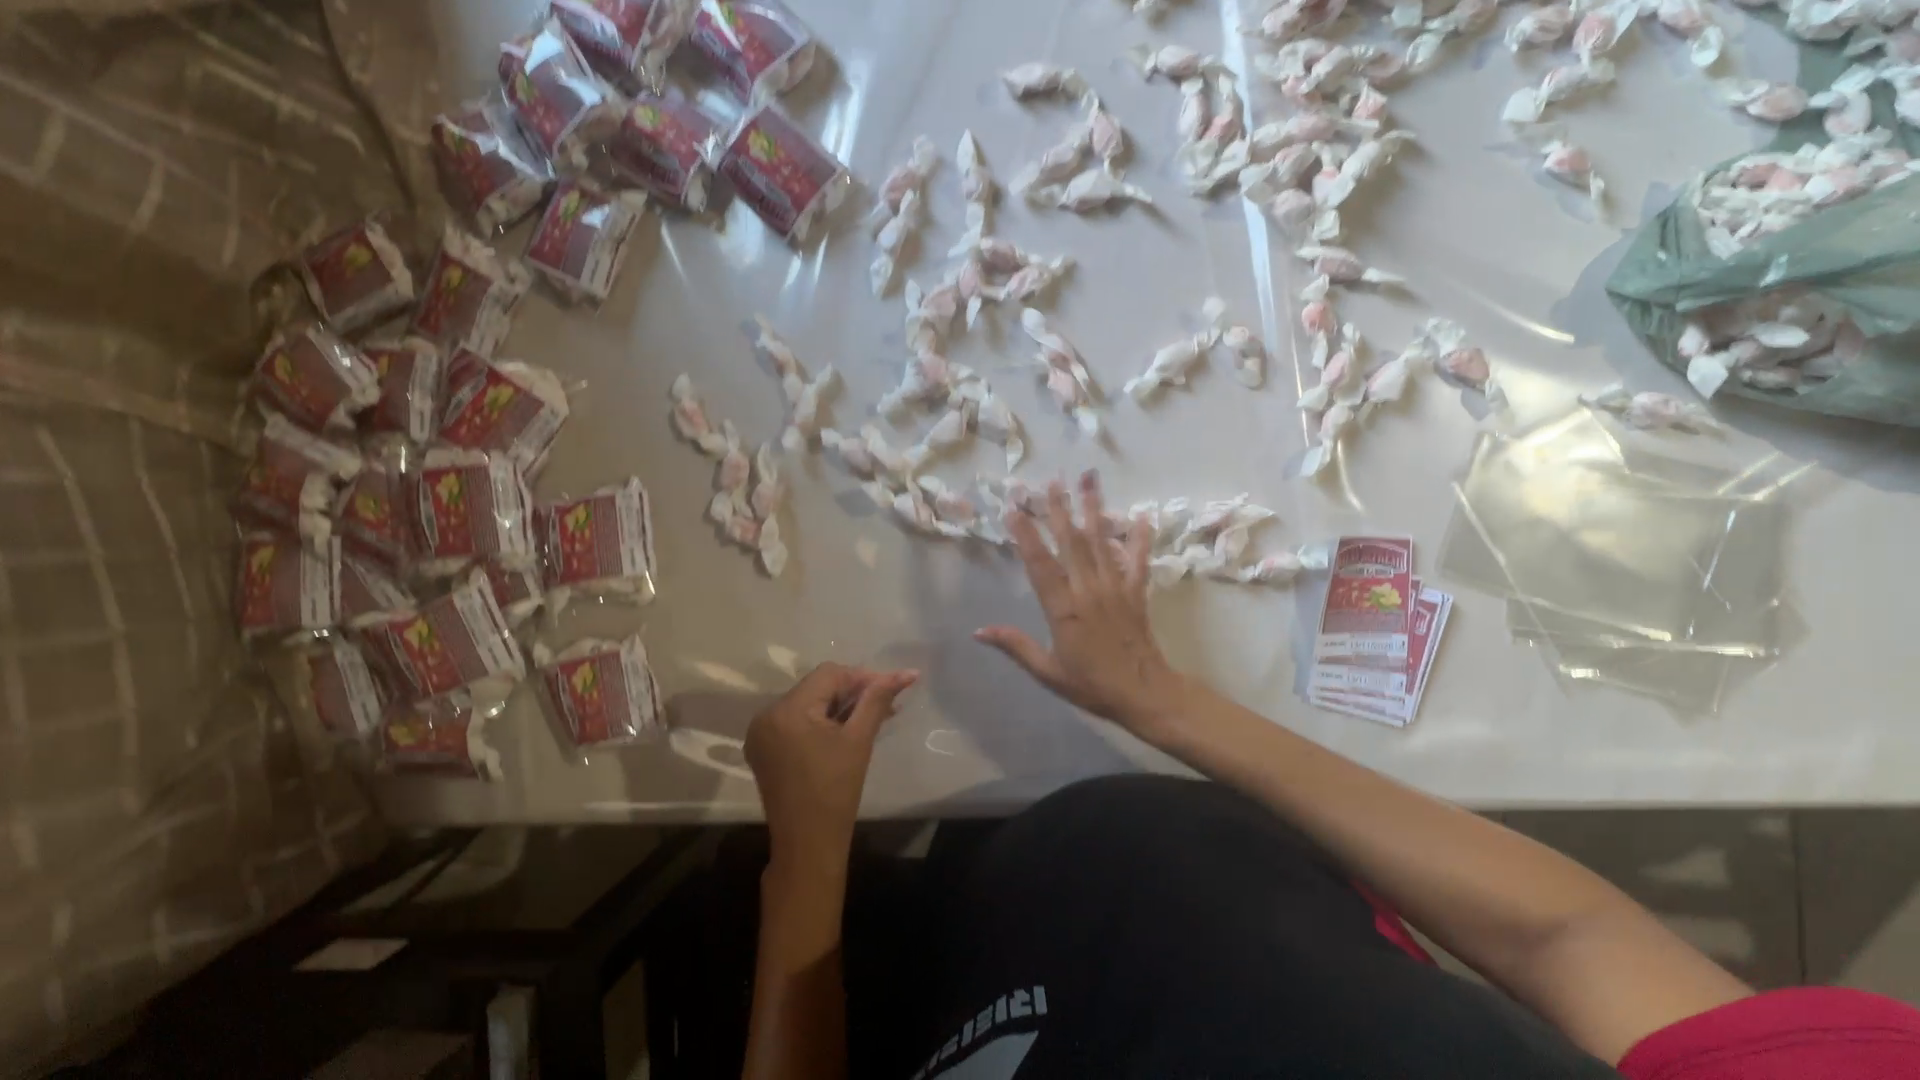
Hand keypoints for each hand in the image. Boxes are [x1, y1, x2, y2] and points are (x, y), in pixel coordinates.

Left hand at [745, 663, 918, 867]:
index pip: (829, 674)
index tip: (891, 690)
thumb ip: (878, 700)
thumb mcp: (859, 740)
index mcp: (787, 710)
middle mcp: (766, 715)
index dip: (862, 677)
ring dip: (836, 707)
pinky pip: (794, 722)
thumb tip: (906, 672)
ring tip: (868, 719)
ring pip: (806, 704)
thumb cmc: (837, 791)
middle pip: (816, 687)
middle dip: (851, 693)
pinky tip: (842, 733)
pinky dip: (818, 722)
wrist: (808, 843)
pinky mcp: (762, 749)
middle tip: (885, 706)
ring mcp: (760, 733)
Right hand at [975, 471, 1185, 739]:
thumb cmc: (1092, 686)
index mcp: (1064, 609)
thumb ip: (1016, 647)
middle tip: (1050, 481)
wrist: (1144, 695)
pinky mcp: (1137, 593)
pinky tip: (1142, 515)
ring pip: (1102, 542)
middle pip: (1071, 543)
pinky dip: (1140, 538)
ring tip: (1088, 480)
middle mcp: (1089, 591)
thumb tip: (979, 632)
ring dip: (1093, 509)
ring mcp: (1116, 588)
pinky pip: (1138, 560)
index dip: (1026, 535)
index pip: (1040, 564)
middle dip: (1059, 509)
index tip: (1014, 508)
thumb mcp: (1048, 672)